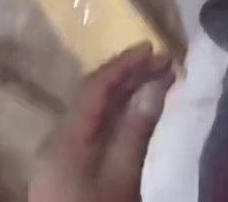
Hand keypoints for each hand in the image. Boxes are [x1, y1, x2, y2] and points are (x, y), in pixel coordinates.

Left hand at [30, 44, 174, 201]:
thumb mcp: (121, 180)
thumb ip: (136, 129)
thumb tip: (155, 83)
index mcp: (63, 144)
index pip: (93, 89)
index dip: (123, 64)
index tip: (153, 47)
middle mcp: (58, 147)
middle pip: (95, 99)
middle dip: (132, 77)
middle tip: (169, 63)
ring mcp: (63, 165)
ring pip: (98, 116)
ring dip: (130, 95)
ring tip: (164, 81)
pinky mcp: (71, 180)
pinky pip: (98, 133)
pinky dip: (123, 117)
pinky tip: (145, 114)